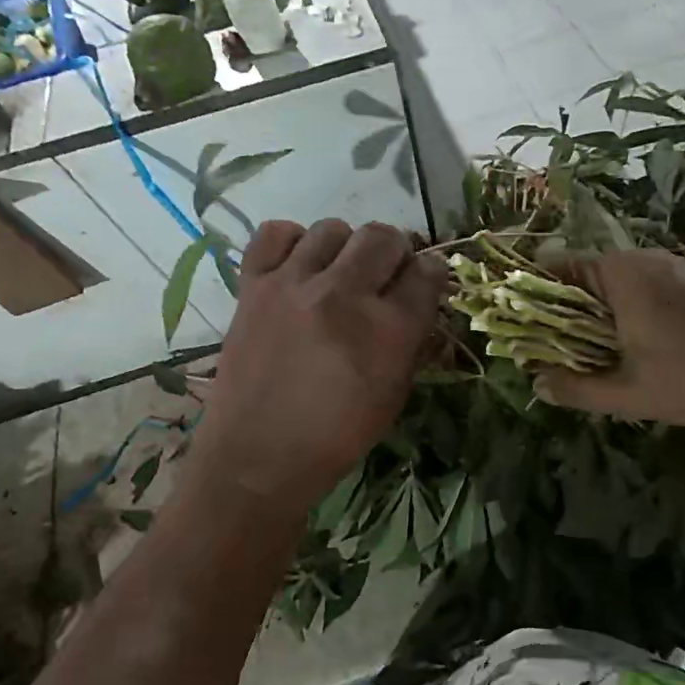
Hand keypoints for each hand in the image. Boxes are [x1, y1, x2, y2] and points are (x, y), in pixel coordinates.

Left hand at [188, 219, 445, 513]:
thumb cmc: (336, 436)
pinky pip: (274, 234)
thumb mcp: (394, 396)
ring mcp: (293, 285)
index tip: (425, 282)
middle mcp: (343, 295)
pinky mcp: (253, 286)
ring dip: (345, 248)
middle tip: (385, 276)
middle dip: (394, 252)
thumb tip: (420, 306)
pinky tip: (296, 268)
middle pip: (382, 237)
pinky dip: (291, 243)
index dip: (431, 274)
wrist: (259, 455)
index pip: (426, 273)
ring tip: (338, 274)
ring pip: (332, 229)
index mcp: (388, 329)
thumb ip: (413, 343)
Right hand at [533, 249, 684, 443]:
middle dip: (564, 314)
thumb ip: (575, 389)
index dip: (531, 298)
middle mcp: (643, 259)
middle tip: (559, 355)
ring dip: (596, 318)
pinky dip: (625, 314)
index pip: (553, 268)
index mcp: (619, 274)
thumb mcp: (629, 394)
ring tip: (597, 359)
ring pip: (613, 285)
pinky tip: (639, 350)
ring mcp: (673, 267)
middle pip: (582, 277)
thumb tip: (536, 382)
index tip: (523, 332)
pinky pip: (641, 290)